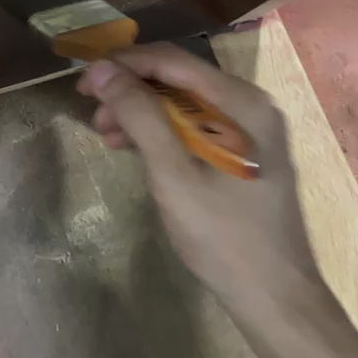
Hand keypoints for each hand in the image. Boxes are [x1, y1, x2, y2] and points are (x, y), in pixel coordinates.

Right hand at [76, 43, 324, 322]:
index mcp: (241, 102)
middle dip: (129, 90)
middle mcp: (250, 104)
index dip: (122, 65)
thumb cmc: (223, 235)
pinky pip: (194, 123)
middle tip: (92, 113)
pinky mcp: (243, 150)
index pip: (171, 61)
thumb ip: (140, 116)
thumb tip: (103, 70)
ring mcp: (250, 128)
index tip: (84, 83)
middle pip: (177, 78)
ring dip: (140, 111)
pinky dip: (160, 129)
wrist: (274, 296)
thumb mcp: (173, 173)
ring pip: (182, 101)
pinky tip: (133, 147)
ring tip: (106, 135)